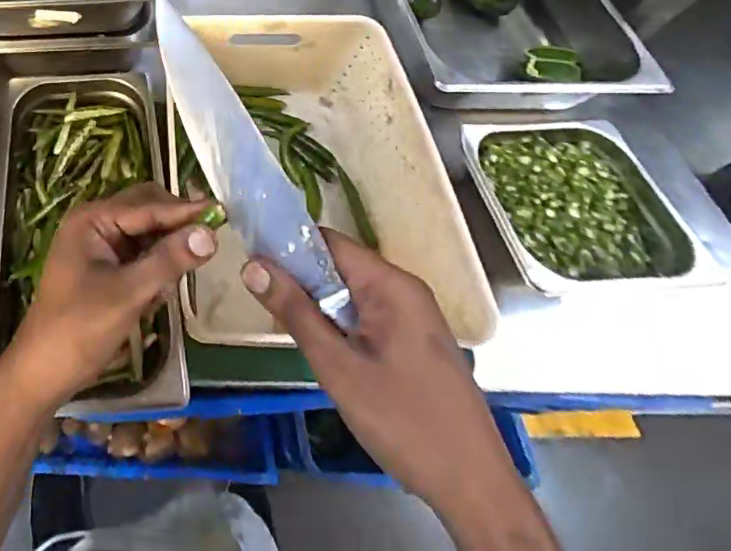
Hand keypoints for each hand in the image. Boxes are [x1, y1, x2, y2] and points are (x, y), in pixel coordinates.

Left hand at [0, 183, 215, 409]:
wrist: (40, 375)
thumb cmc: (79, 330)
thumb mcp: (129, 294)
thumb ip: (169, 261)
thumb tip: (210, 234)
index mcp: (92, 219)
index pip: (148, 206)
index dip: (185, 210)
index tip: (222, 211)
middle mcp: (94, 223)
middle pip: (146, 210)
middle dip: (175, 226)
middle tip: (209, 239)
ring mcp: (98, 245)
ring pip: (146, 232)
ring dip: (165, 249)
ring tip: (185, 269)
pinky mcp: (103, 267)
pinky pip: (139, 254)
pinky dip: (154, 266)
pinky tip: (162, 289)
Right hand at [242, 229, 503, 507]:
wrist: (476, 488)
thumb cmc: (405, 423)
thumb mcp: (339, 367)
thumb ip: (295, 312)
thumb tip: (253, 266)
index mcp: (391, 284)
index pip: (329, 242)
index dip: (288, 246)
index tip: (254, 262)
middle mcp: (405, 289)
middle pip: (340, 265)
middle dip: (301, 280)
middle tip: (266, 304)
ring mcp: (414, 316)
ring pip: (351, 293)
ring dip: (319, 305)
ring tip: (289, 328)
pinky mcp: (415, 341)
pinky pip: (367, 315)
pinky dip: (340, 323)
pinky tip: (325, 350)